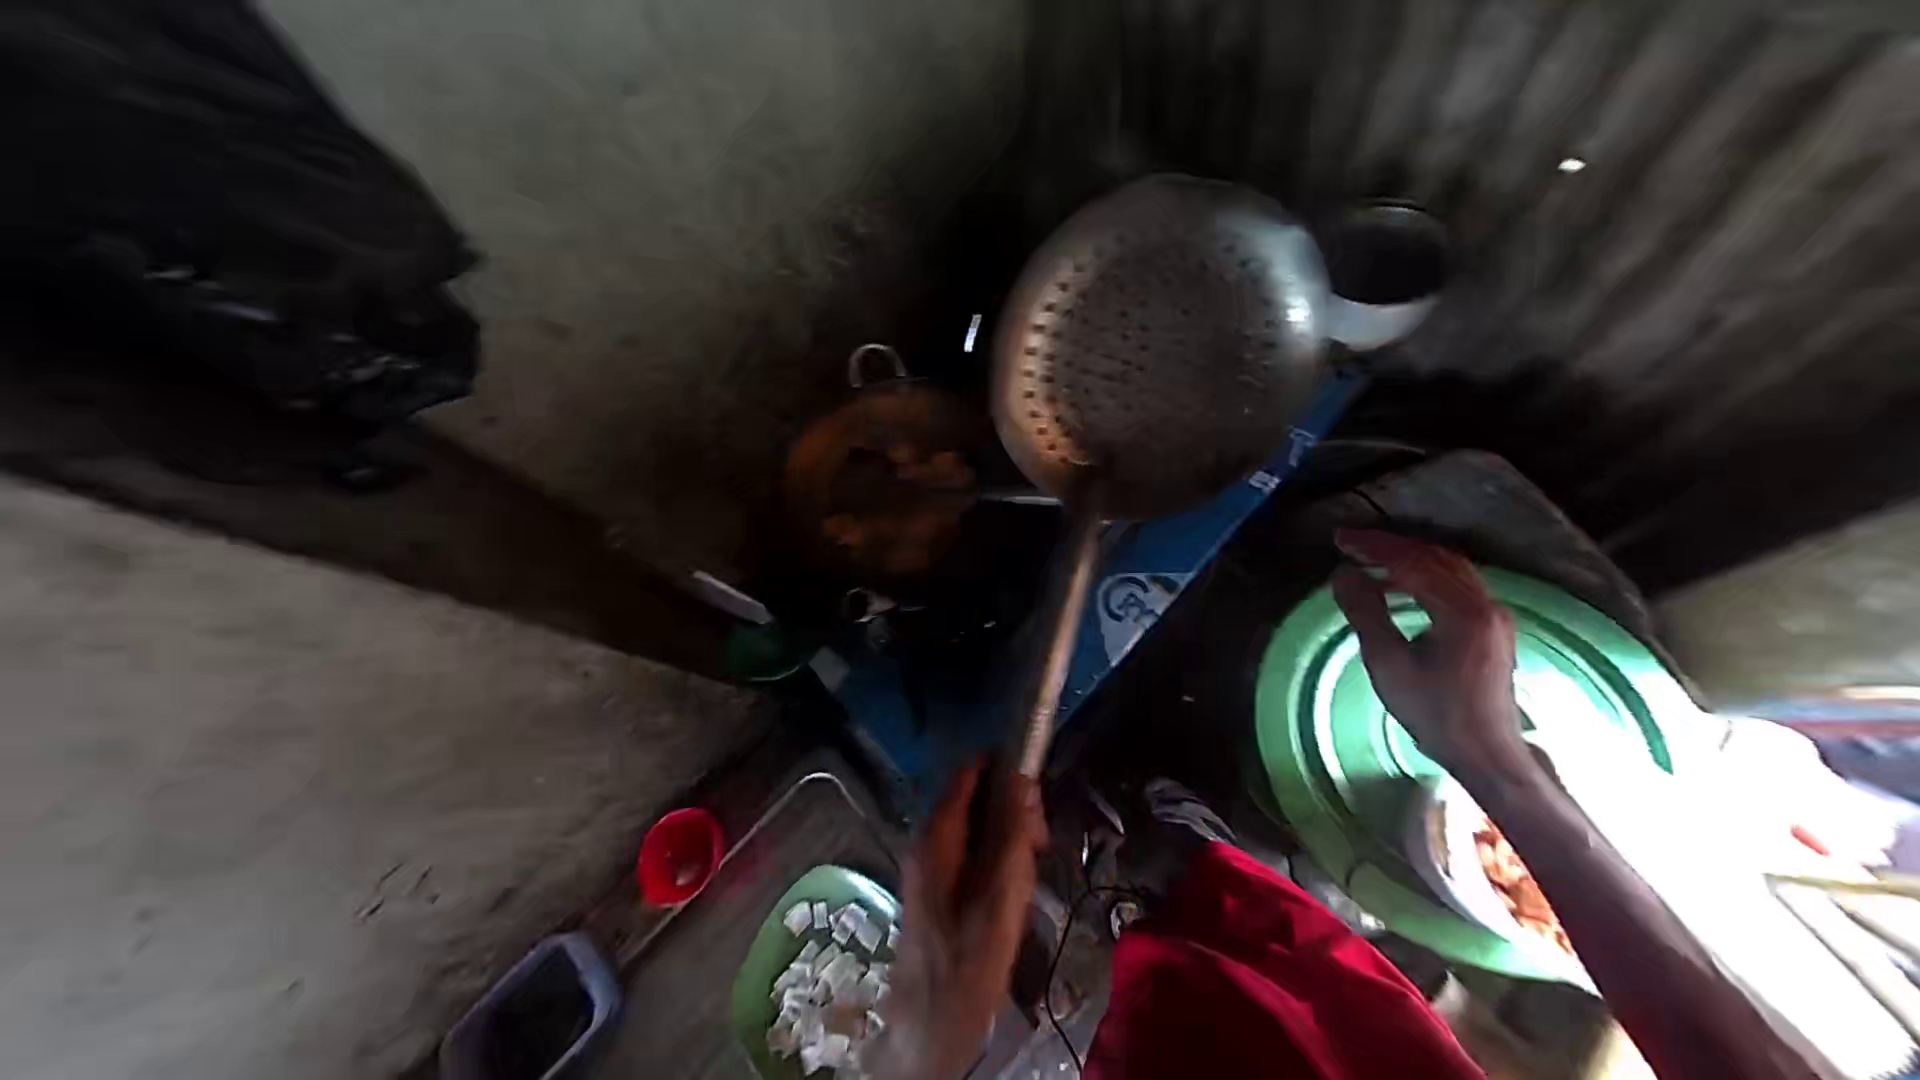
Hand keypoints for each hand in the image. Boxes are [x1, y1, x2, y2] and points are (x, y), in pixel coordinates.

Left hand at [868, 763, 1046, 1079]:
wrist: (930, 1026)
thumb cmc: (966, 962)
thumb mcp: (1000, 897)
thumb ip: (1013, 836)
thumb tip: (1024, 781)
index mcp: (937, 836)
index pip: (968, 773)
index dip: (1003, 767)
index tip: (1037, 786)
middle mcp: (929, 841)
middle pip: (975, 799)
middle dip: (1012, 810)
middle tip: (1041, 843)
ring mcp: (932, 863)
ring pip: (978, 827)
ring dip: (1009, 838)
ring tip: (1030, 871)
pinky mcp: (940, 885)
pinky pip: (973, 852)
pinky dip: (998, 859)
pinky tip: (1014, 889)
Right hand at [1328, 528, 1530, 780]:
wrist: (1486, 752)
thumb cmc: (1434, 712)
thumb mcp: (1388, 663)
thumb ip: (1366, 613)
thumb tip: (1343, 574)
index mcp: (1463, 611)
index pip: (1414, 562)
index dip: (1374, 547)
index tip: (1340, 539)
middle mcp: (1485, 604)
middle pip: (1435, 557)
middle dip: (1390, 545)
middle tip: (1349, 542)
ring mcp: (1493, 614)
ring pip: (1448, 567)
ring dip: (1407, 556)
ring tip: (1369, 558)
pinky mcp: (1491, 625)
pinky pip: (1455, 582)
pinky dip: (1423, 572)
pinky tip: (1399, 583)